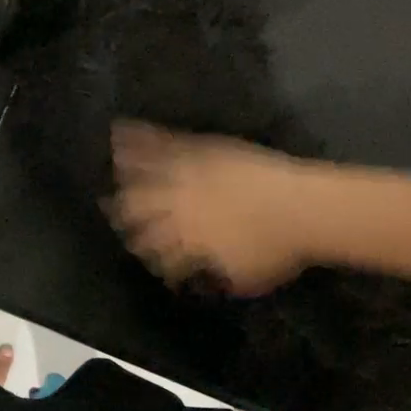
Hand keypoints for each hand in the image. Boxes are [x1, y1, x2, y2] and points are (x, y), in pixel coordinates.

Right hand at [109, 122, 309, 295]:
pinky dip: (137, 137)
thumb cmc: (278, 251)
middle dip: (123, 214)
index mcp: (182, 244)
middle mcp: (174, 210)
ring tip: (105, 167)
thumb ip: (215, 278)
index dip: (144, 252)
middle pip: (134, 211)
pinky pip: (161, 143)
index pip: (151, 250)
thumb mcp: (243, 278)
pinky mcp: (198, 152)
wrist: (305, 209)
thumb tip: (202, 281)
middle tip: (115, 213)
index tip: (141, 252)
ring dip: (120, 174)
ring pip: (139, 176)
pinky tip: (122, 129)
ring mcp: (185, 177)